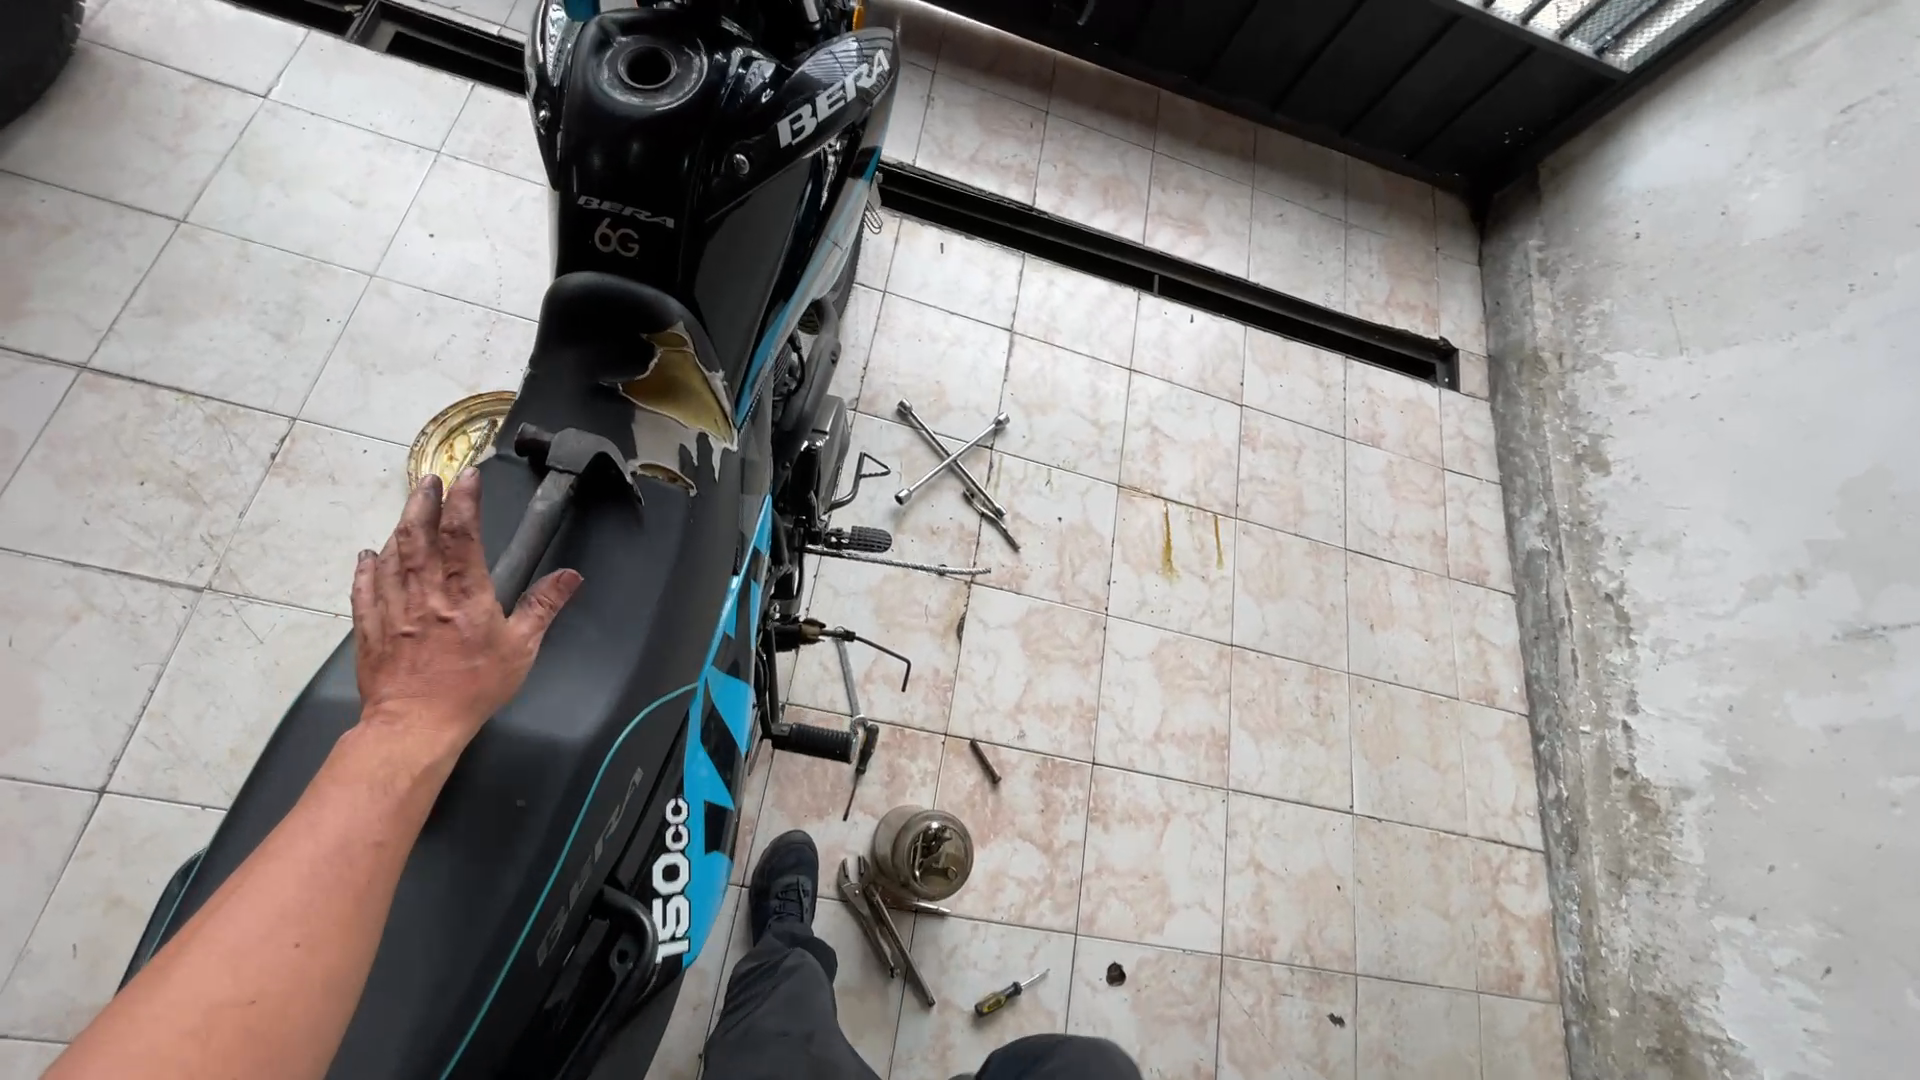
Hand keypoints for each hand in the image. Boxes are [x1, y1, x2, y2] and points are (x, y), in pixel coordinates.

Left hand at [350, 469, 582, 742]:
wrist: (416, 724)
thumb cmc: (474, 686)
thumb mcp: (522, 647)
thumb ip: (544, 606)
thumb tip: (570, 576)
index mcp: (465, 595)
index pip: (462, 535)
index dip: (464, 501)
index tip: (468, 477)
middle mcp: (424, 593)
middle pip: (418, 535)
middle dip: (424, 502)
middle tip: (431, 480)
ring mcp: (392, 608)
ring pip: (391, 555)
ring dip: (400, 526)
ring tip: (410, 508)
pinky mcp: (370, 627)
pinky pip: (365, 587)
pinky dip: (368, 565)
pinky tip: (371, 554)